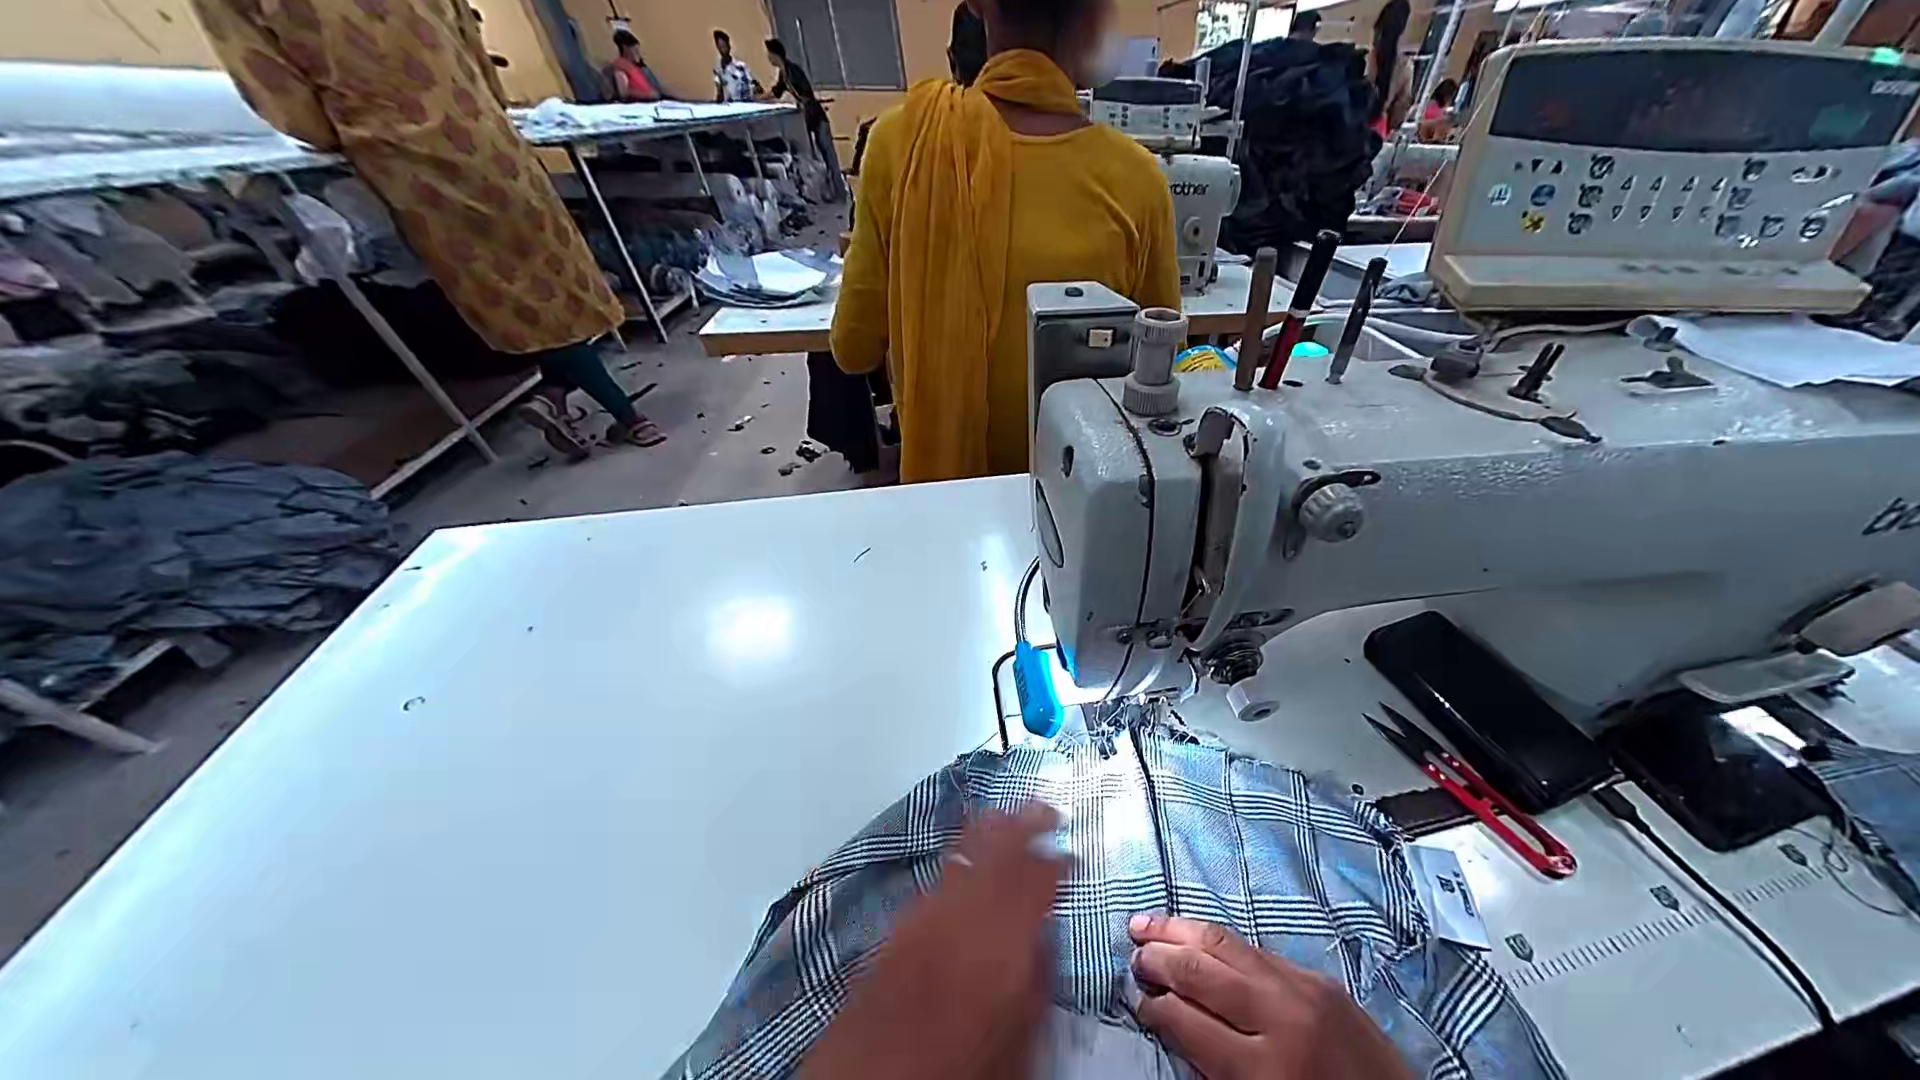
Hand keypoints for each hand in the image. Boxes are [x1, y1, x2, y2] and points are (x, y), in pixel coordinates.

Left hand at [798, 804, 1066, 1079]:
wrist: (876, 1079)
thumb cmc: (962, 1063)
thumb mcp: (1022, 1029)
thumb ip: (1038, 973)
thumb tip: (1046, 933)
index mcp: (1001, 938)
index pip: (1038, 879)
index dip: (1059, 860)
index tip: (1072, 853)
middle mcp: (963, 911)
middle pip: (998, 849)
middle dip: (1024, 821)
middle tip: (1044, 808)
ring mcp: (928, 910)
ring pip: (965, 851)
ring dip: (990, 828)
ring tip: (1006, 813)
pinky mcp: (901, 920)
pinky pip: (939, 874)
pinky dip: (960, 854)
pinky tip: (966, 854)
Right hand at [1129, 914, 1412, 1079]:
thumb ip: (1213, 1069)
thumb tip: (1170, 1022)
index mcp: (1266, 1071)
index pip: (1186, 1020)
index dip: (1153, 1008)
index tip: (1137, 1001)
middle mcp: (1281, 1019)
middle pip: (1199, 972)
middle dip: (1157, 959)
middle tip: (1132, 956)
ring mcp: (1303, 990)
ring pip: (1223, 944)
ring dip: (1178, 930)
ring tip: (1144, 925)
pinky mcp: (1319, 979)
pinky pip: (1255, 949)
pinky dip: (1218, 941)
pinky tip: (1196, 936)